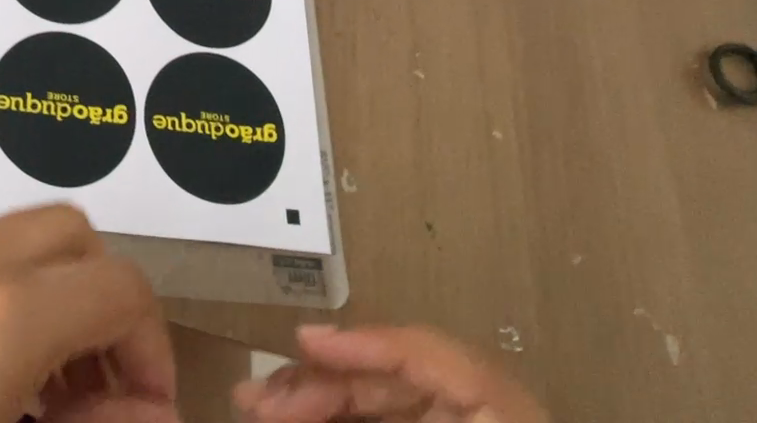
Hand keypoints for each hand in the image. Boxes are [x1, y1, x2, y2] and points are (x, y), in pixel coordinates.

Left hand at [0, 204, 176, 422]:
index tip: (151, 412)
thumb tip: (153, 415)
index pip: (121, 288)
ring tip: (58, 388)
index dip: (154, 349)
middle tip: (106, 387)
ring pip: (31, 237)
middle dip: (109, 302)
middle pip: (77, 235)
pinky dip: (20, 293)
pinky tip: (2, 372)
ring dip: (64, 294)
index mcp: (4, 312)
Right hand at [232, 324, 546, 422]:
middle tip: (254, 400)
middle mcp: (483, 414)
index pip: (429, 356)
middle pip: (390, 380)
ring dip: (319, 405)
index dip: (363, 342)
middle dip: (318, 387)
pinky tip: (301, 420)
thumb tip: (287, 410)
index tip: (303, 342)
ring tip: (259, 408)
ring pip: (381, 405)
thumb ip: (373, 421)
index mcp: (502, 414)